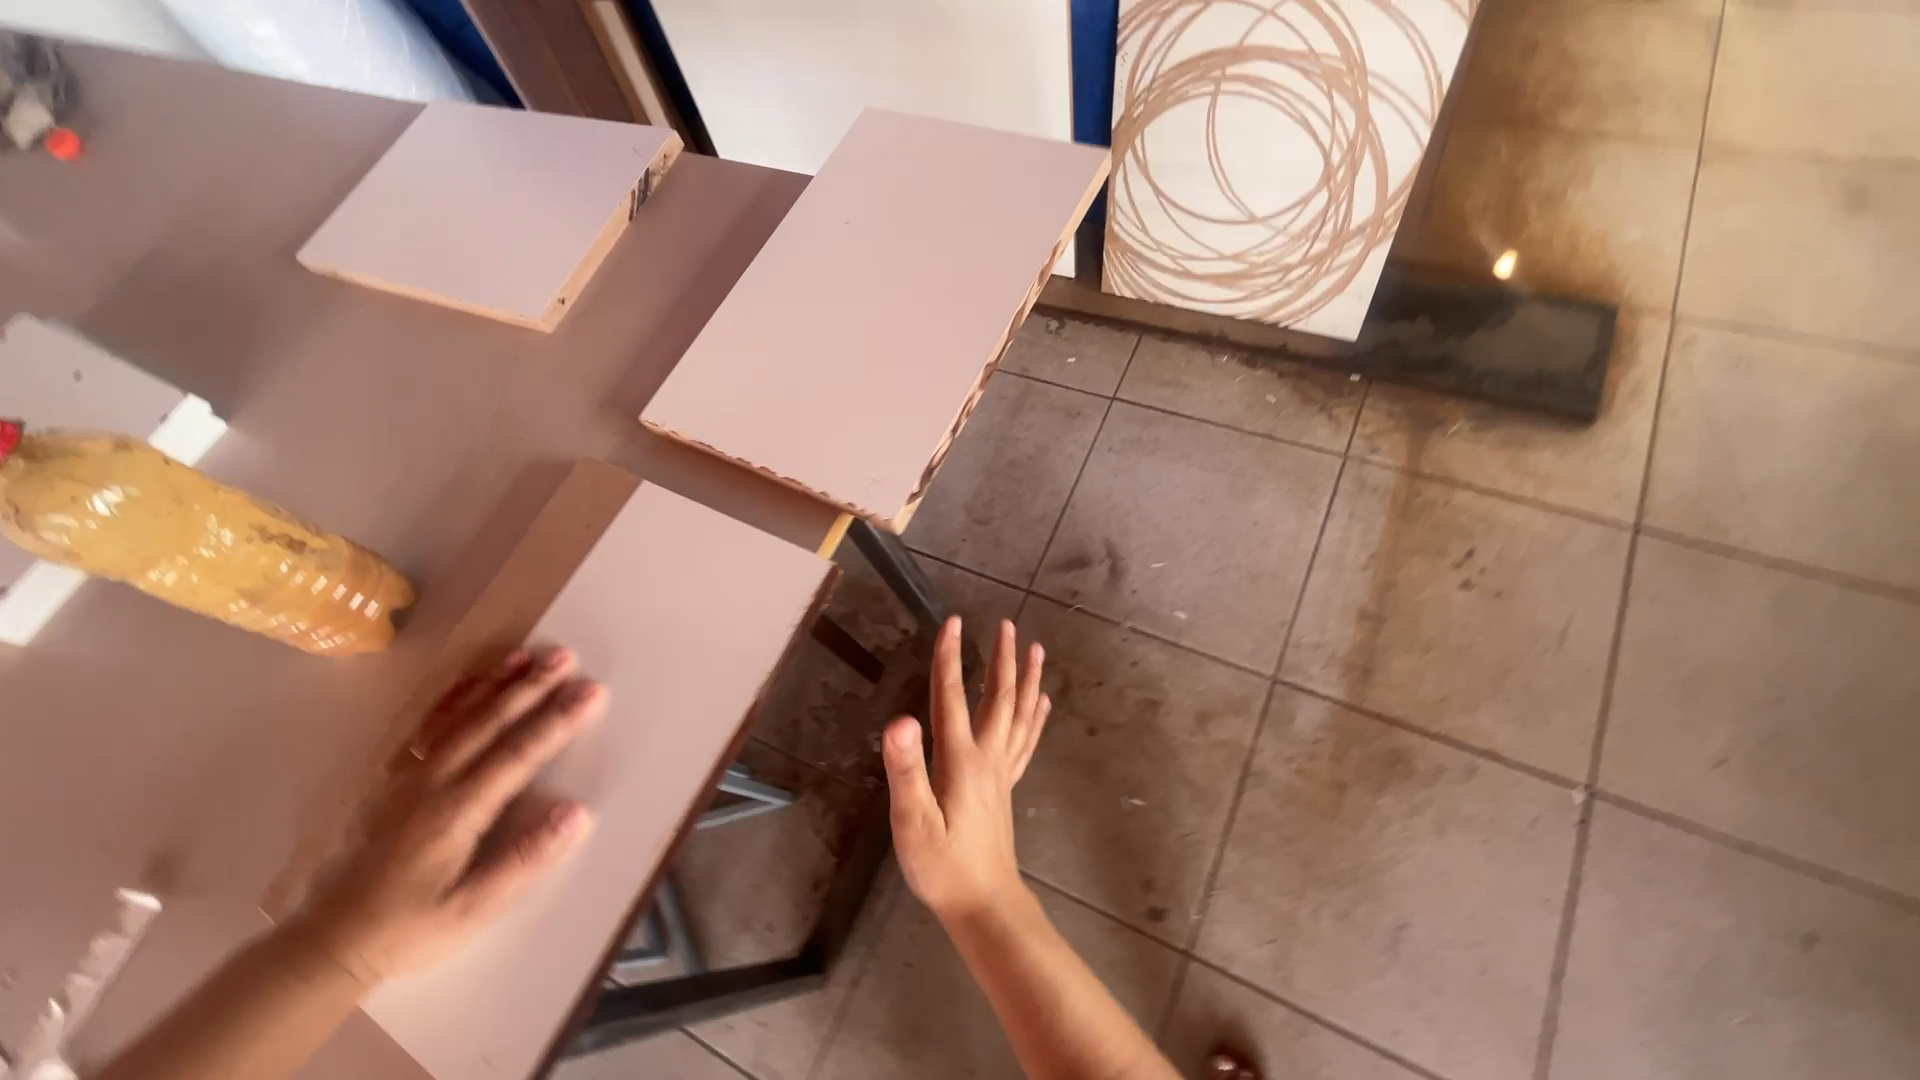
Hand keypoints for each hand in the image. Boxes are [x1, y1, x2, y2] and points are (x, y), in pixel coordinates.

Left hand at [287, 646, 603, 987]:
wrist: (330, 942)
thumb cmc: (411, 928)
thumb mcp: (473, 910)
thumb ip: (525, 860)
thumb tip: (576, 813)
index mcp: (455, 812)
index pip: (517, 755)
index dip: (557, 721)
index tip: (590, 691)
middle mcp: (431, 782)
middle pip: (487, 723)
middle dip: (531, 688)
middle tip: (565, 657)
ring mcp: (406, 777)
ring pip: (455, 717)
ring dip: (493, 684)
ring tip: (525, 655)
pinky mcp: (391, 780)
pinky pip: (424, 727)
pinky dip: (452, 699)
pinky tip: (471, 683)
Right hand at [882, 617, 1050, 924]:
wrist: (984, 903)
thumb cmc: (942, 866)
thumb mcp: (913, 821)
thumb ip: (906, 771)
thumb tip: (899, 720)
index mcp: (960, 759)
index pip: (951, 697)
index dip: (949, 658)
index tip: (952, 621)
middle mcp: (987, 756)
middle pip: (998, 698)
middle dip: (1001, 659)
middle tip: (1007, 624)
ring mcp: (1002, 771)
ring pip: (1019, 714)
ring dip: (1026, 679)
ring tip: (1035, 649)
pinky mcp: (1007, 787)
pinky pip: (1026, 741)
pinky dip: (1035, 717)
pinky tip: (1043, 702)